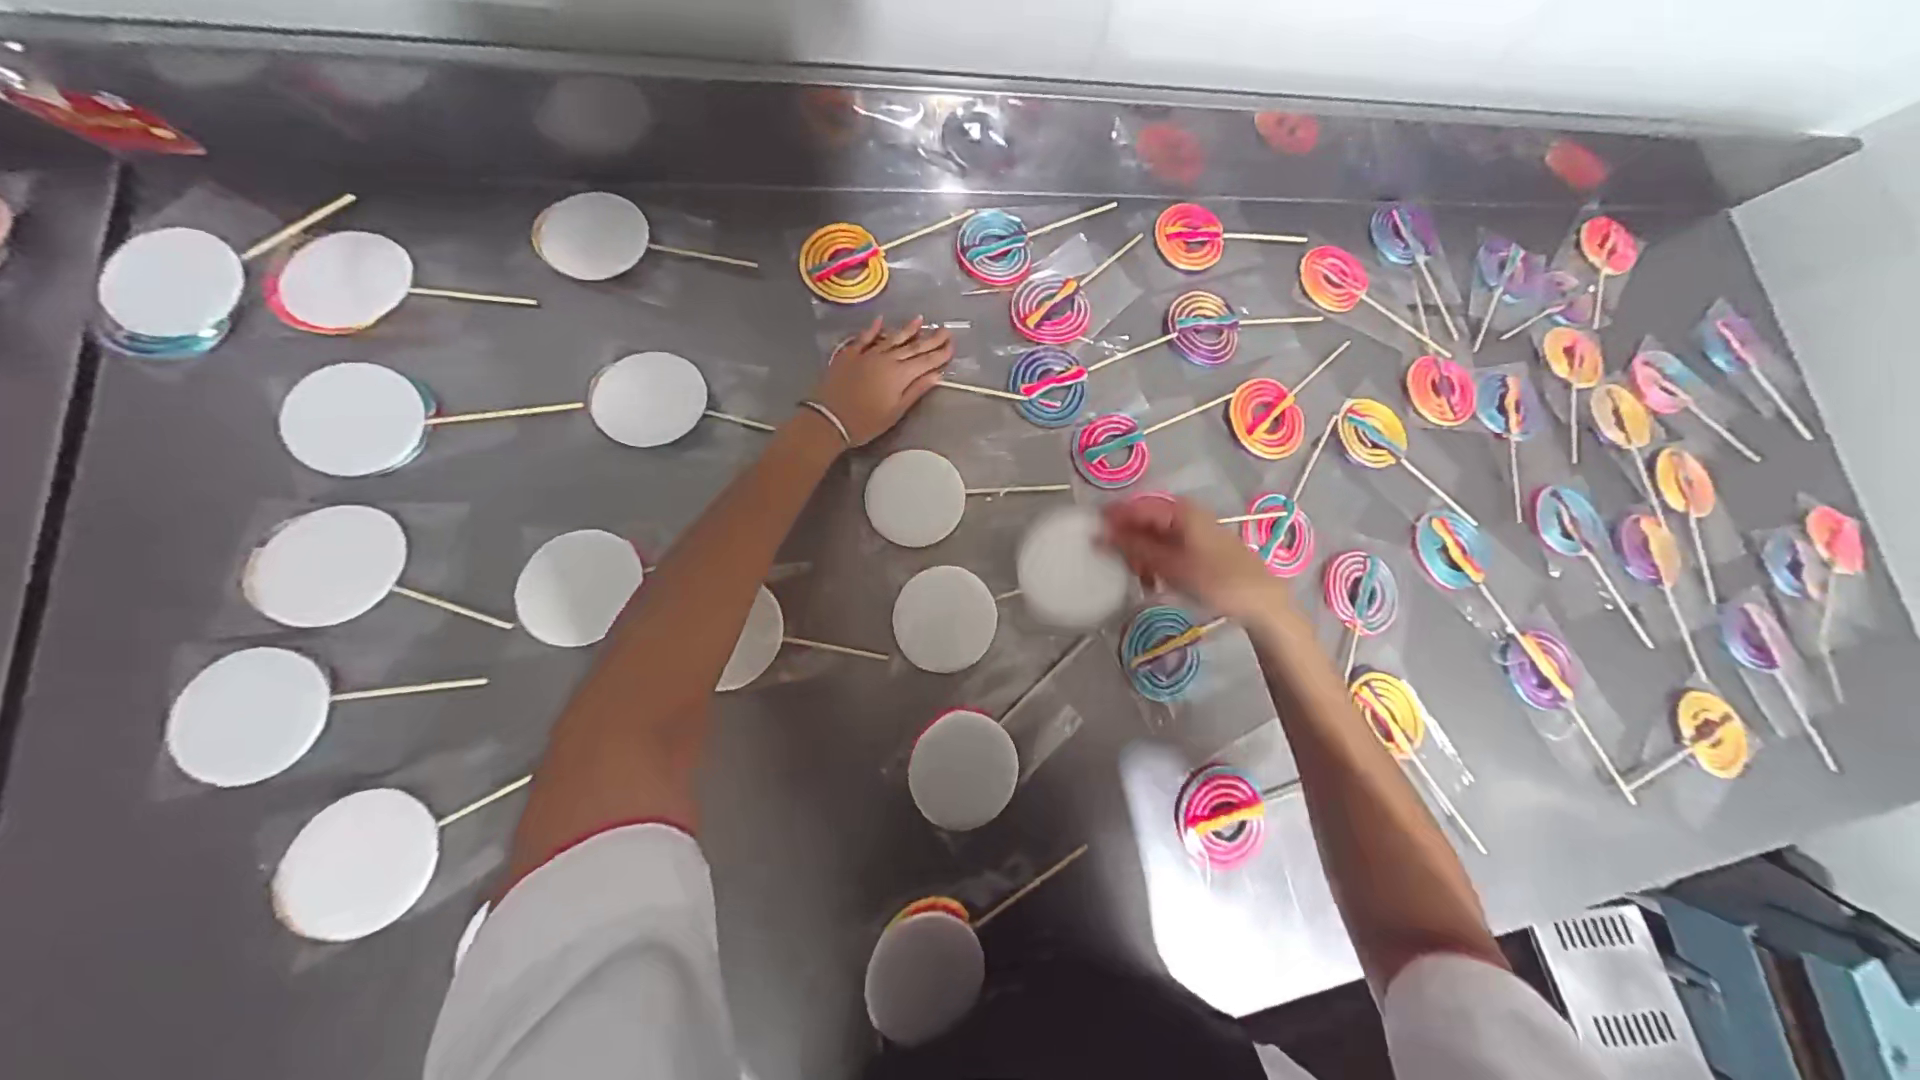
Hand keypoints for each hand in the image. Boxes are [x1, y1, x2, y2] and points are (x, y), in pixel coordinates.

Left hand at [812, 316, 953, 445]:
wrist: (829, 419)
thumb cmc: (865, 422)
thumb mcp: (895, 412)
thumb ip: (916, 391)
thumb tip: (936, 375)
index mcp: (900, 375)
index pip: (926, 361)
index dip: (940, 353)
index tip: (952, 345)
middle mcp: (887, 359)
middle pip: (912, 347)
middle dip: (930, 339)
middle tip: (945, 331)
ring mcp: (867, 354)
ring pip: (892, 338)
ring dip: (907, 329)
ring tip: (920, 320)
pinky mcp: (850, 355)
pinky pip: (864, 338)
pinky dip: (873, 329)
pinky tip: (881, 321)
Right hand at [1101, 496, 1296, 622]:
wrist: (1261, 603)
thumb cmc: (1215, 581)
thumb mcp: (1169, 565)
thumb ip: (1133, 547)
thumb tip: (1099, 533)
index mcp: (1179, 510)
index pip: (1134, 507)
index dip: (1111, 520)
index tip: (1091, 537)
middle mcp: (1186, 514)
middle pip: (1144, 521)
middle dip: (1128, 543)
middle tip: (1119, 565)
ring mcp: (1194, 530)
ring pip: (1155, 537)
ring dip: (1142, 556)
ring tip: (1140, 578)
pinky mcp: (1200, 547)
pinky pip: (1168, 548)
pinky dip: (1157, 562)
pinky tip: (1155, 581)